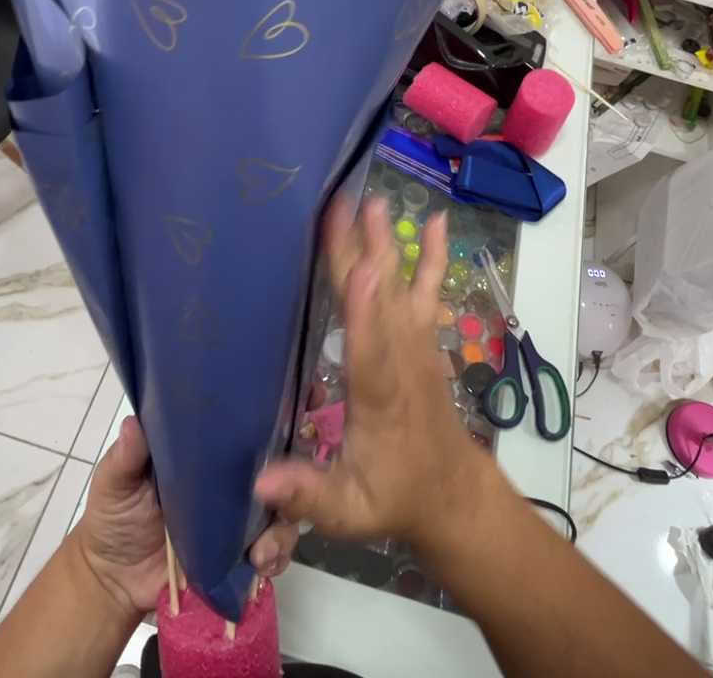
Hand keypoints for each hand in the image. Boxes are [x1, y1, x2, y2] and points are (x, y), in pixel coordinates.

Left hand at [73, 415, 299, 614]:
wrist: (114, 581)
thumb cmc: (116, 516)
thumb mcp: (117, 480)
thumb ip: (127, 454)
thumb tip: (135, 422)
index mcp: (212, 447)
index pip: (254, 417)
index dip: (286, 403)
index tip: (310, 394)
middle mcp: (237, 476)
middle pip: (285, 460)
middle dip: (304, 465)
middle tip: (303, 476)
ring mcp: (245, 515)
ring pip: (287, 507)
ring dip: (283, 524)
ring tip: (260, 548)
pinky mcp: (245, 551)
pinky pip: (276, 550)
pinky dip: (275, 556)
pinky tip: (259, 564)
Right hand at [253, 194, 493, 545]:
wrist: (452, 492)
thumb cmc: (394, 496)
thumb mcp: (349, 511)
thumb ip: (307, 494)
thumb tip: (260, 482)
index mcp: (379, 400)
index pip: (372, 355)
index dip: (366, 314)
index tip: (361, 270)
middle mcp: (402, 363)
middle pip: (381, 303)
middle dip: (363, 254)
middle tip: (344, 207)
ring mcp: (418, 346)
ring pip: (402, 287)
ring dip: (388, 244)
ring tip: (377, 202)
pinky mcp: (426, 340)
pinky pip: (431, 292)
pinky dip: (434, 257)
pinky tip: (439, 224)